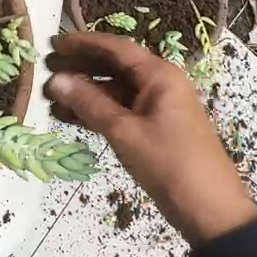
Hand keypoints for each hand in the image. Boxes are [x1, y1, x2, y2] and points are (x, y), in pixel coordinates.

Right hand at [45, 32, 256, 244]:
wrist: (211, 212)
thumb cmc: (170, 163)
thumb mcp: (124, 131)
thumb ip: (88, 103)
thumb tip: (55, 81)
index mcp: (159, 75)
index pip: (115, 48)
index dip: (82, 43)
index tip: (52, 44)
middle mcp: (159, 84)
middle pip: (113, 66)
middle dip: (80, 67)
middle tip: (45, 70)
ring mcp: (156, 107)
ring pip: (114, 90)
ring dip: (84, 93)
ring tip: (50, 98)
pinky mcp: (153, 129)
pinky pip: (119, 111)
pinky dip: (95, 112)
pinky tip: (68, 118)